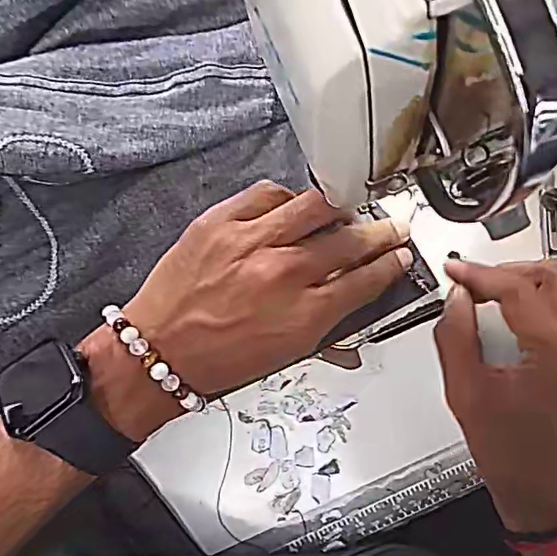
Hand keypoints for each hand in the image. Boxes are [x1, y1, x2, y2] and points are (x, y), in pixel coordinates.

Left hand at [82, 181, 410, 440]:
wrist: (158, 352)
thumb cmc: (217, 361)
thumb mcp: (285, 356)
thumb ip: (328, 335)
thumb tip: (356, 325)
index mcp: (304, 315)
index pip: (365, 279)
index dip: (390, 265)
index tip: (398, 256)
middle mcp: (283, 274)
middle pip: (349, 241)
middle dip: (380, 233)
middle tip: (389, 228)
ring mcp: (251, 243)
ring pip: (316, 207)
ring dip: (341, 210)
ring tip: (346, 214)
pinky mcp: (221, 222)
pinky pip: (268, 194)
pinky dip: (288, 198)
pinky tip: (294, 207)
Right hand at [433, 259, 556, 532]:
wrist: (545, 491)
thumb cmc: (514, 455)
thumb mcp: (465, 393)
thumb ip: (455, 336)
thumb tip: (457, 299)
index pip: (517, 287)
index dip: (479, 274)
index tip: (457, 272)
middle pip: (551, 276)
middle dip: (507, 273)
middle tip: (475, 287)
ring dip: (541, 280)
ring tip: (507, 294)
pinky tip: (538, 312)